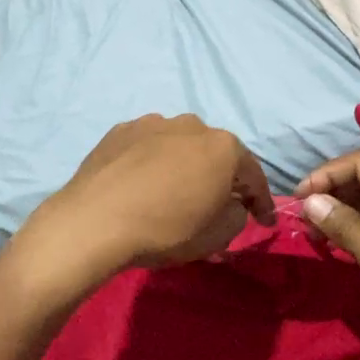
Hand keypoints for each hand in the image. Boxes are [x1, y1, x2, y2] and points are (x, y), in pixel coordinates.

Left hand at [24, 114, 274, 289]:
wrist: (95, 221)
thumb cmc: (166, 229)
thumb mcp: (217, 236)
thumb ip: (236, 215)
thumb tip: (230, 205)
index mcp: (224, 147)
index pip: (253, 176)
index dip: (261, 202)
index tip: (263, 222)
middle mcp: (192, 125)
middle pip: (215, 154)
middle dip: (220, 178)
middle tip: (216, 205)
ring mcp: (153, 123)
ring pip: (179, 146)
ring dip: (183, 166)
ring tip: (174, 192)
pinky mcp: (119, 131)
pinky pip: (147, 148)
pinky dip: (151, 163)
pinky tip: (142, 184)